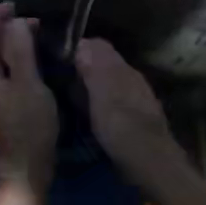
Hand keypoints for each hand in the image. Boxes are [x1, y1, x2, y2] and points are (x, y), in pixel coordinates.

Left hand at [0, 2, 58, 192]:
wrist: (24, 171)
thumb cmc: (30, 126)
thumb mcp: (30, 84)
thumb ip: (20, 51)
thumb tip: (14, 23)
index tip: (16, 5)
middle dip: (2, 29)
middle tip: (31, 22)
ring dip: (5, 45)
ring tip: (30, 38)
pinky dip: (7, 61)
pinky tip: (24, 64)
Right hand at [73, 38, 179, 180]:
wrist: (149, 161)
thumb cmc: (121, 125)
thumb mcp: (102, 94)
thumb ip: (94, 67)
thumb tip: (82, 43)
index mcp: (123, 69)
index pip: (98, 46)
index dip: (78, 48)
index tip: (57, 57)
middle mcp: (132, 79)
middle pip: (105, 64)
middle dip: (84, 67)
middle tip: (59, 78)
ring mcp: (136, 98)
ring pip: (109, 83)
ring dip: (92, 86)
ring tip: (69, 96)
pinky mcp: (136, 118)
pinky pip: (113, 101)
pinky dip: (100, 103)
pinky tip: (90, 115)